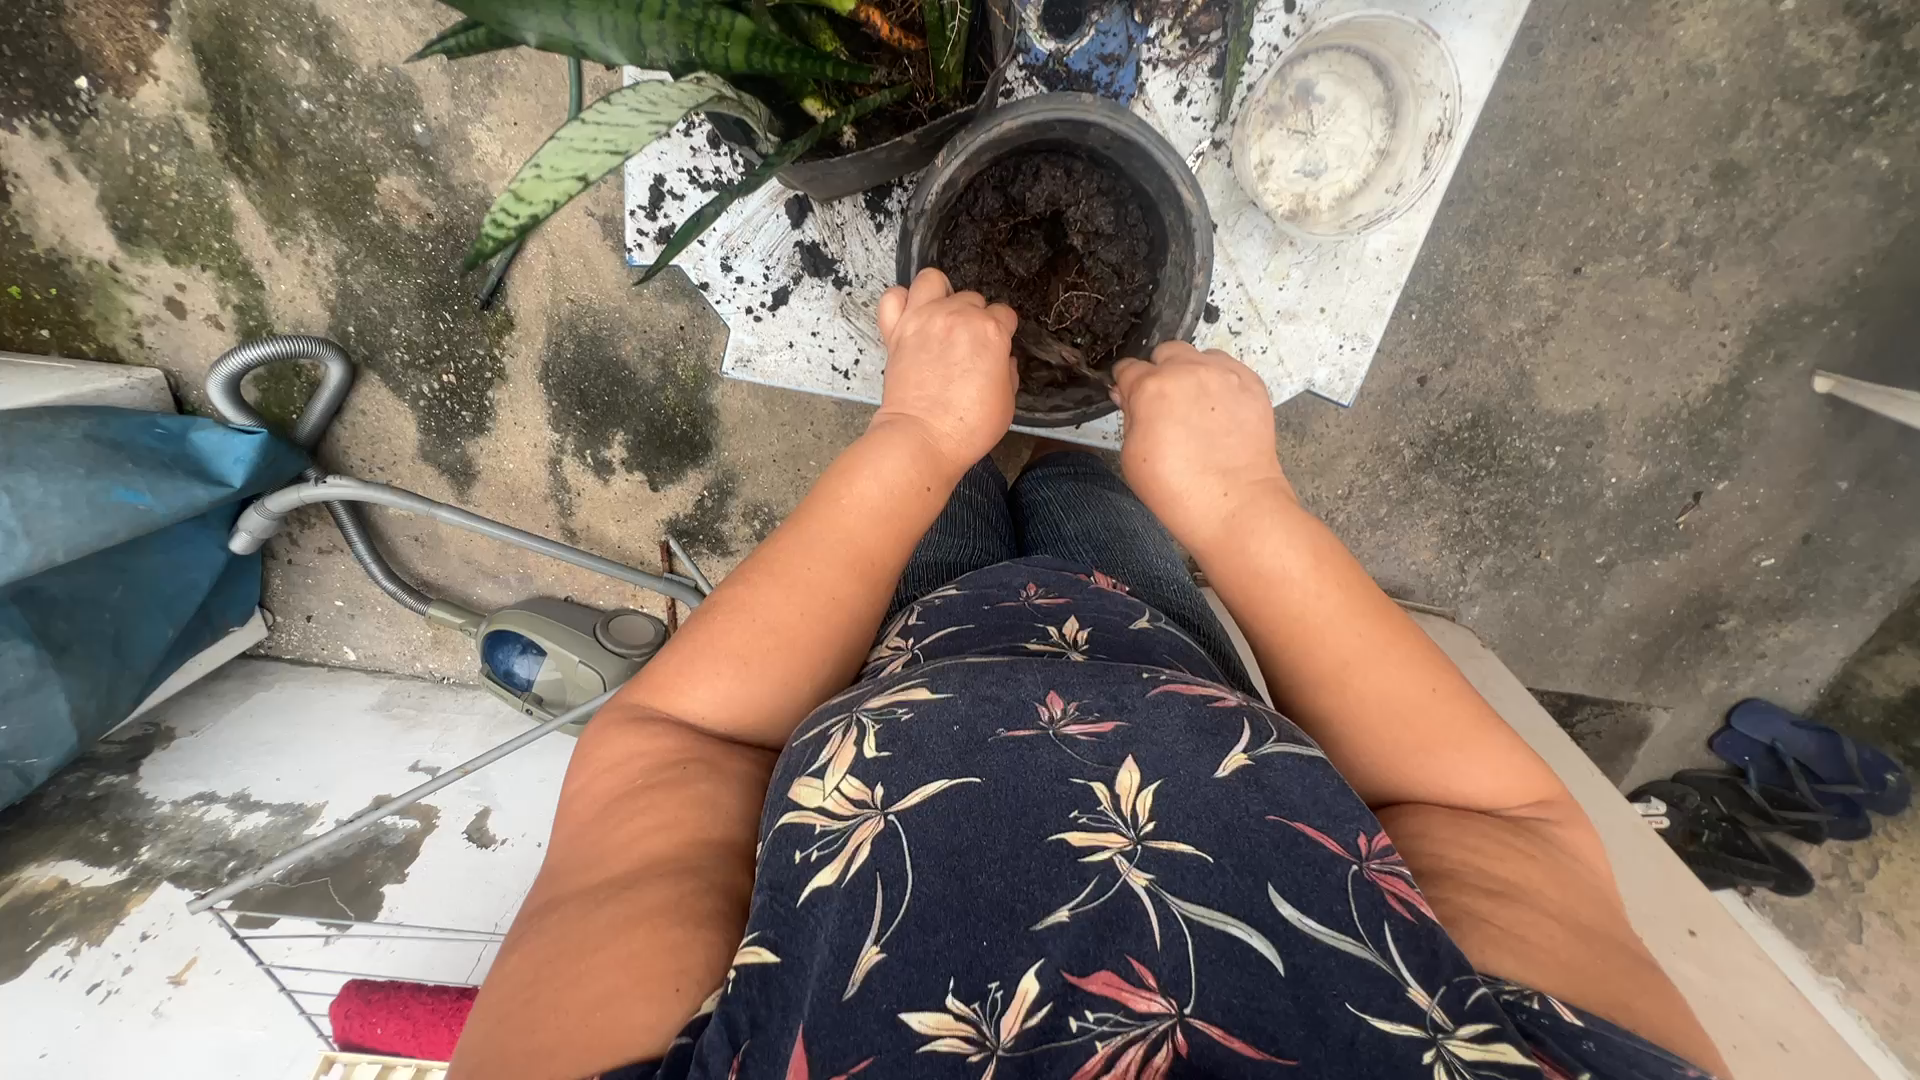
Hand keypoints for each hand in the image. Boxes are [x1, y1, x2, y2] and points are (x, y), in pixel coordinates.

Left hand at [872, 268, 1018, 475]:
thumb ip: (1008, 372)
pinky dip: (900, 302)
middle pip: (971, 298)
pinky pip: (892, 297)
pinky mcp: (896, 331)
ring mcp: (923, 319)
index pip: (1004, 314)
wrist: (923, 439)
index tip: (998, 346)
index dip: (1003, 331)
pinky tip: (910, 317)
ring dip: (939, 293)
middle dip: (974, 317)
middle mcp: (957, 317)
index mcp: (991, 332)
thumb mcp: (1007, 402)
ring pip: (932, 280)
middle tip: (968, 343)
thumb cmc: (966, 428)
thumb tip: (1003, 361)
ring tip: (940, 316)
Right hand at [1110, 342, 1294, 551]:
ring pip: (1199, 356)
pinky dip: (1220, 383)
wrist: (1233, 503)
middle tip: (1163, 401)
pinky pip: (1230, 369)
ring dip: (1192, 373)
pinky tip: (1218, 412)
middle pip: (1165, 353)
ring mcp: (1224, 375)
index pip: (1128, 368)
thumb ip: (1129, 417)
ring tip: (1195, 405)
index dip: (1126, 384)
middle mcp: (1187, 372)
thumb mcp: (1131, 456)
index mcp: (1150, 388)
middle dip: (1160, 372)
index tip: (1129, 395)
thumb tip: (1129, 397)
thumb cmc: (1177, 488)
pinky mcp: (1252, 384)